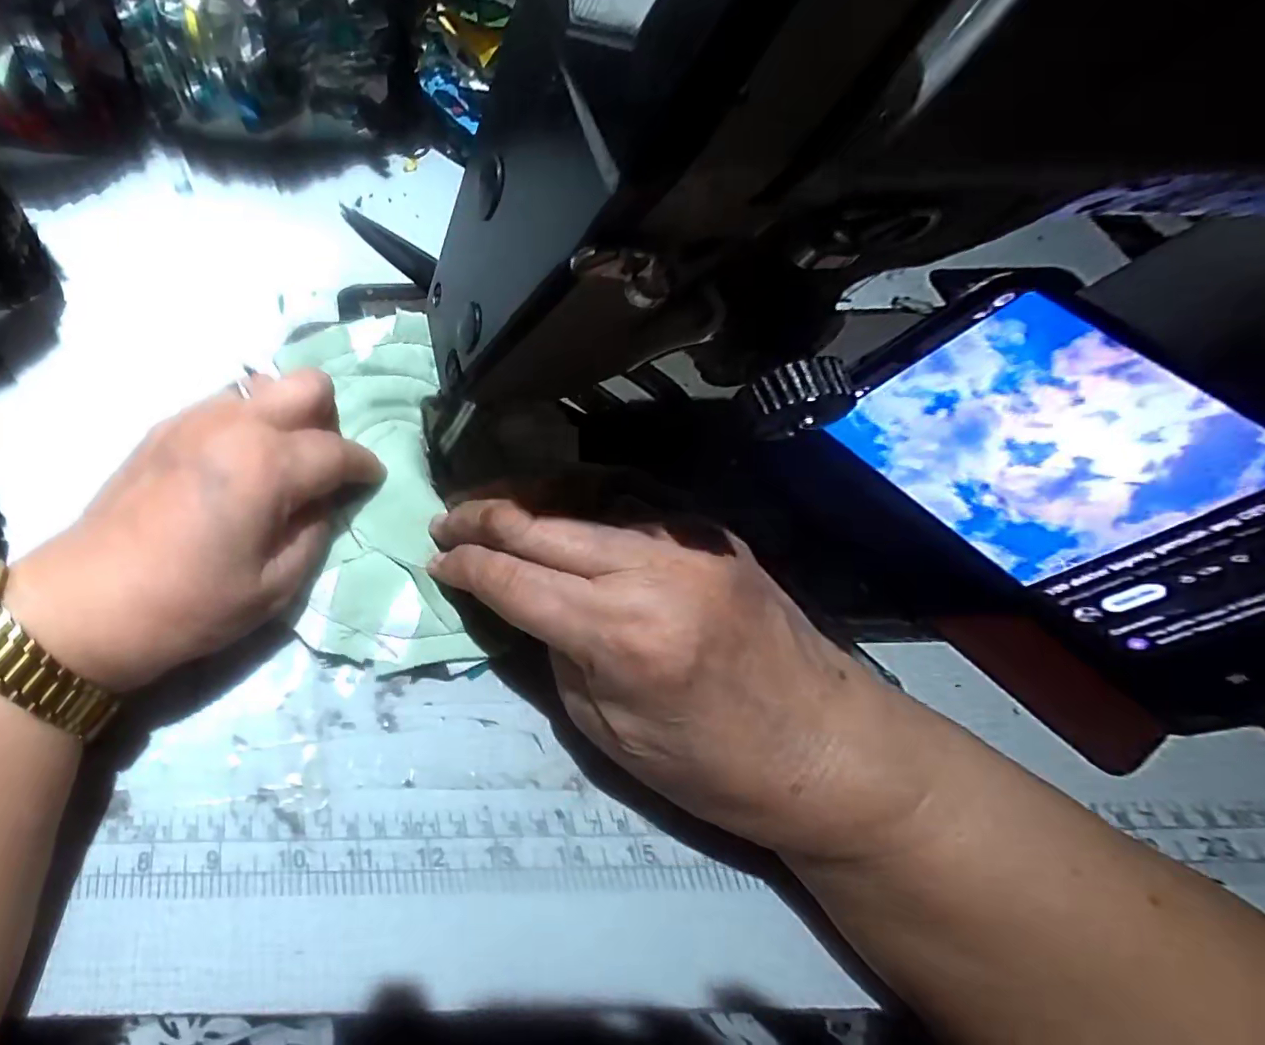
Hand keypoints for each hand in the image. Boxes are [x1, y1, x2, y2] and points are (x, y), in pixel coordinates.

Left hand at [6, 371, 383, 691]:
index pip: (337, 450)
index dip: (364, 466)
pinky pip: (225, 404)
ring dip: (285, 416)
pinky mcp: (164, 427)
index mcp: (268, 464)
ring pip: (263, 387)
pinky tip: (235, 468)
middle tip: (321, 467)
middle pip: (308, 385)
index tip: (373, 479)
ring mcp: (195, 418)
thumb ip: (314, 532)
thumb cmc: (189, 604)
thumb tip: (325, 500)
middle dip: (329, 420)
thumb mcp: (273, 587)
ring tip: (278, 465)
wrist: (89, 602)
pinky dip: (247, 423)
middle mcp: (235, 424)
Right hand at [429, 495, 944, 863]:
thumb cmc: (707, 766)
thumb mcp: (605, 728)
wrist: (829, 752)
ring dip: (524, 498)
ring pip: (580, 497)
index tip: (434, 561)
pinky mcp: (711, 534)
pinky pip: (627, 503)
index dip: (465, 567)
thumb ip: (555, 650)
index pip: (514, 578)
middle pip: (539, 524)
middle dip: (480, 519)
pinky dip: (578, 500)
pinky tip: (554, 504)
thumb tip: (518, 601)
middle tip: (443, 521)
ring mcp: (686, 542)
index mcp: (620, 633)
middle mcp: (650, 570)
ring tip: (485, 504)